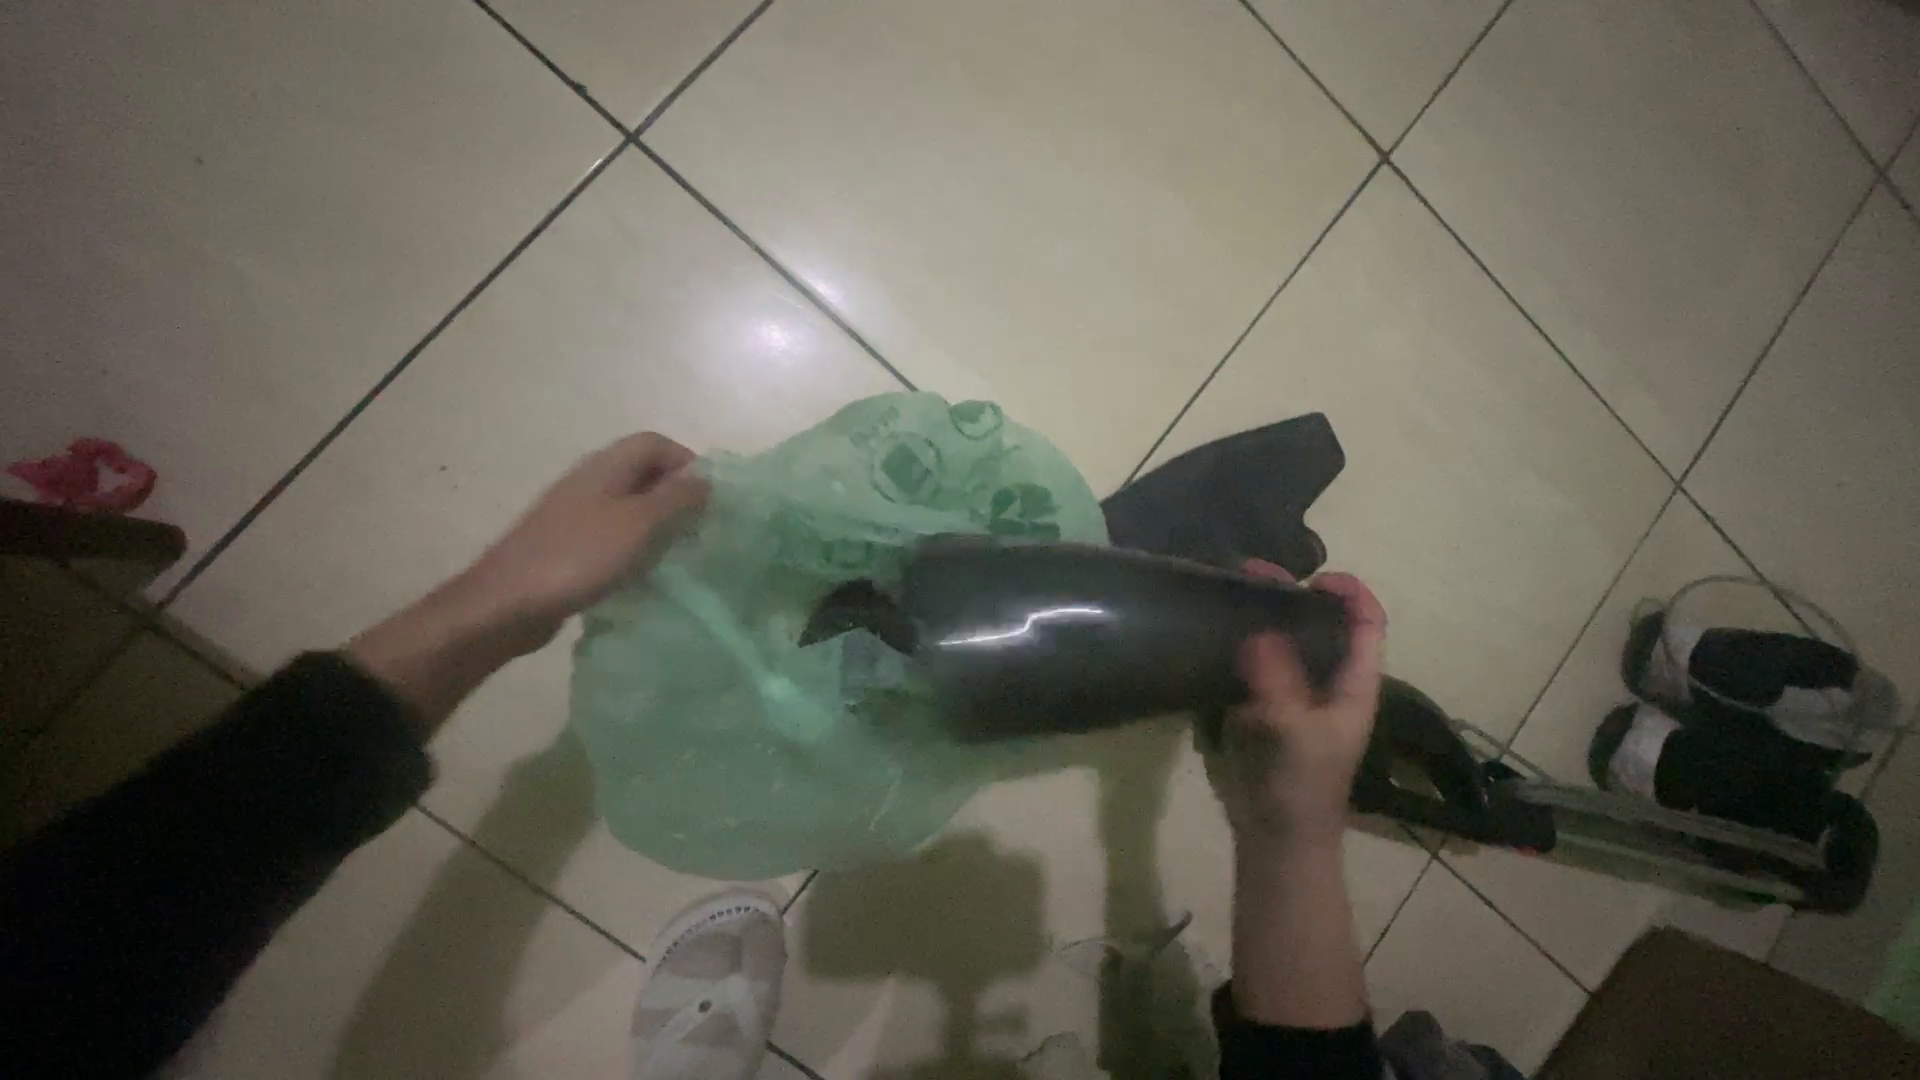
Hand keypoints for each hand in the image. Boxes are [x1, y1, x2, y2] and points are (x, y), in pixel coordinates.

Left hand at [347, 433, 706, 730]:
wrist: (508, 603)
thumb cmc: (580, 556)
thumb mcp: (640, 524)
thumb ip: (676, 498)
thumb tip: (705, 478)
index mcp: (606, 466)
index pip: (656, 443)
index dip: (688, 463)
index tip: (709, 499)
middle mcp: (591, 480)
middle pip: (644, 472)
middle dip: (677, 495)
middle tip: (699, 527)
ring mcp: (576, 512)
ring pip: (630, 504)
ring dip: (658, 522)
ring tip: (678, 551)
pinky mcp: (569, 543)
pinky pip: (614, 532)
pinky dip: (636, 544)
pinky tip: (645, 570)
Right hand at [1212, 560, 1386, 851]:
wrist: (1279, 836)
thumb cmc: (1302, 786)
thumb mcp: (1294, 733)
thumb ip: (1278, 683)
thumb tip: (1258, 632)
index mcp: (1354, 685)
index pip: (1367, 624)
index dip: (1351, 594)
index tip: (1313, 578)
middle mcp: (1328, 681)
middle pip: (1321, 624)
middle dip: (1292, 594)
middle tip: (1251, 573)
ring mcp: (1294, 693)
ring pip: (1285, 640)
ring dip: (1263, 613)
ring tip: (1229, 591)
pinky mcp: (1263, 706)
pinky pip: (1256, 662)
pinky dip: (1240, 641)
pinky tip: (1214, 631)